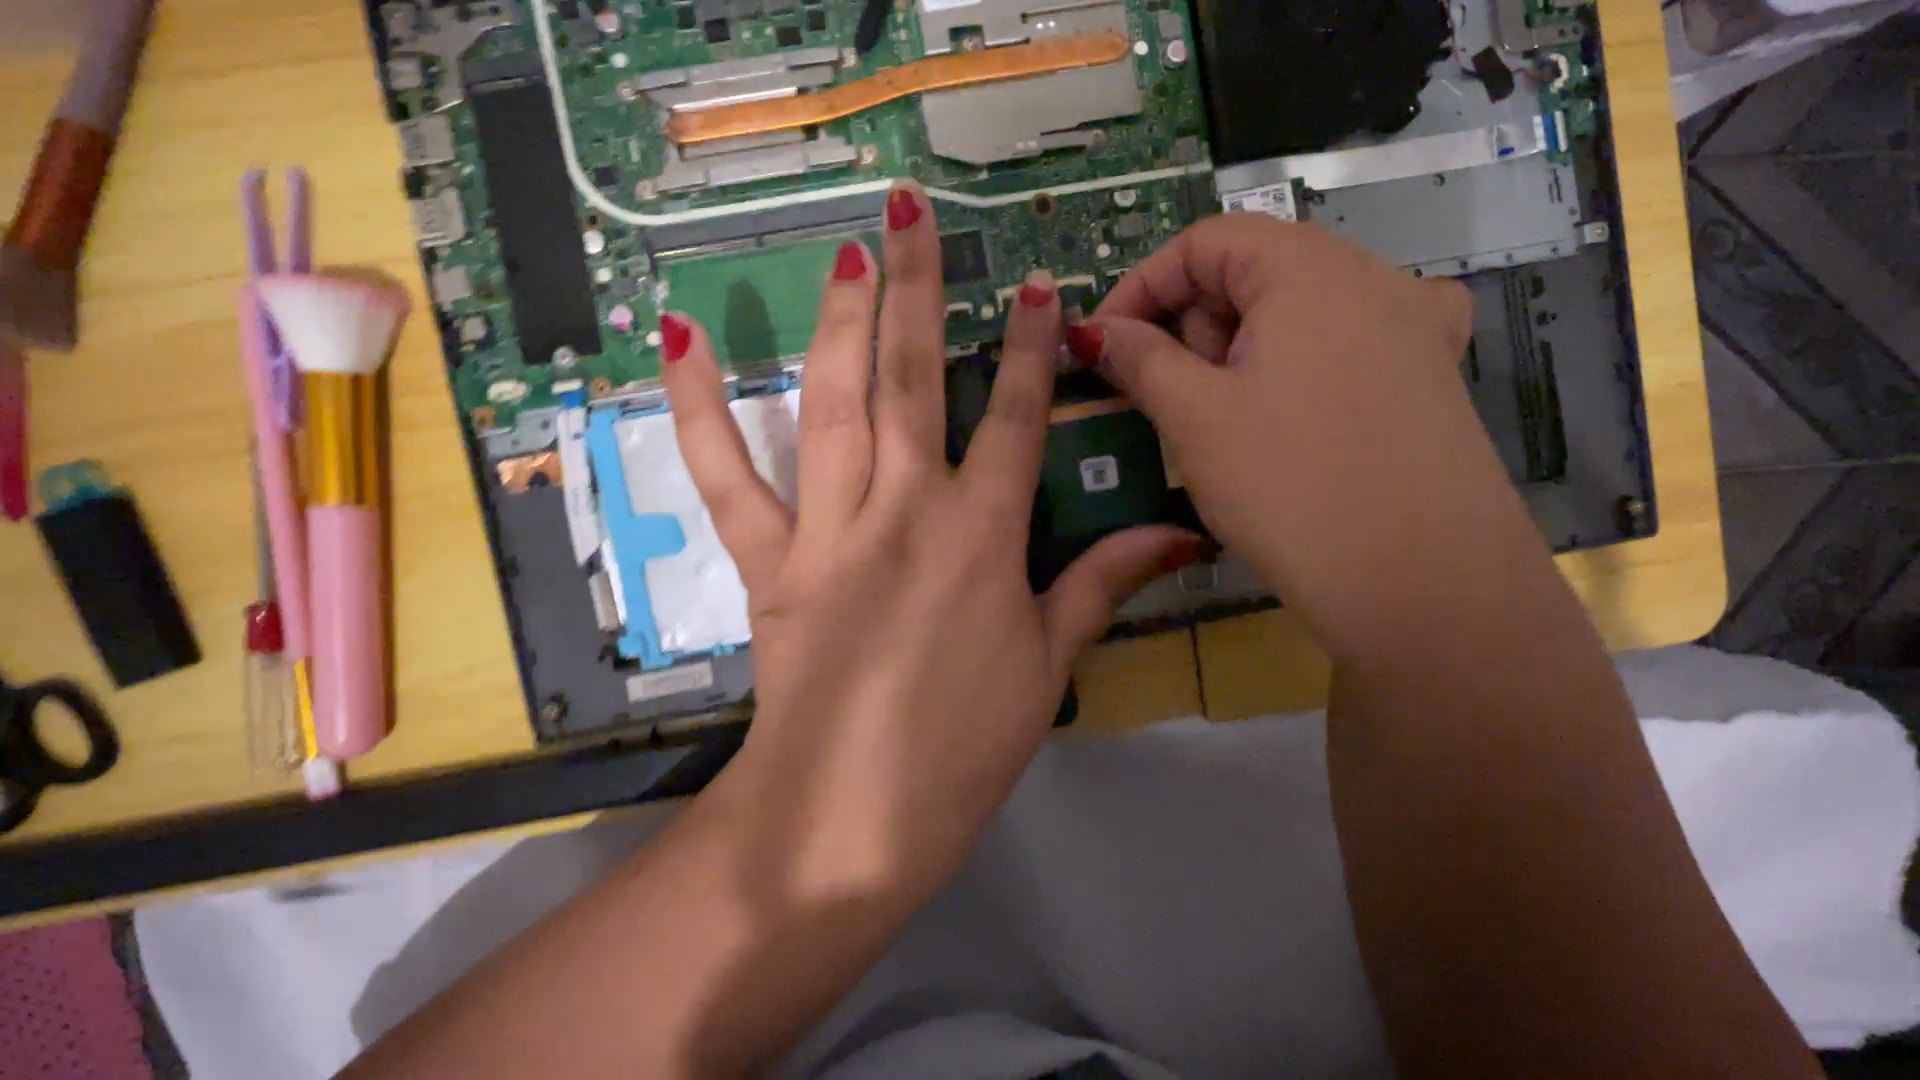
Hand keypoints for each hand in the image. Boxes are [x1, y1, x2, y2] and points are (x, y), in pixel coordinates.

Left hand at [658, 182, 1203, 899]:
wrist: (851, 819)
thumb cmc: (963, 750)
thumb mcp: (1048, 667)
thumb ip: (1102, 585)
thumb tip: (1179, 536)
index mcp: (985, 537)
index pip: (1016, 418)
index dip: (1029, 348)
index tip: (1036, 287)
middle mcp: (907, 510)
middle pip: (913, 379)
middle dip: (917, 287)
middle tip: (912, 210)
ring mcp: (830, 529)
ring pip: (835, 402)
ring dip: (841, 319)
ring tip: (847, 250)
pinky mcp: (769, 561)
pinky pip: (729, 475)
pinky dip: (700, 410)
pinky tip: (681, 342)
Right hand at [1084, 214, 1513, 651]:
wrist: (1422, 584)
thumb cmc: (1292, 487)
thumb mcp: (1196, 419)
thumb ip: (1140, 358)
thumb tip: (1096, 330)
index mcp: (1308, 268)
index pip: (1204, 240)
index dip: (1142, 286)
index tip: (1105, 346)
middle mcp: (1371, 275)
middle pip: (1253, 269)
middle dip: (1193, 323)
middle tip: (1165, 395)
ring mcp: (1412, 324)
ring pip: (1298, 310)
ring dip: (1242, 348)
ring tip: (1224, 420)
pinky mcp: (1430, 374)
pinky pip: (1348, 342)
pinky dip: (1303, 362)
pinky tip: (1299, 401)